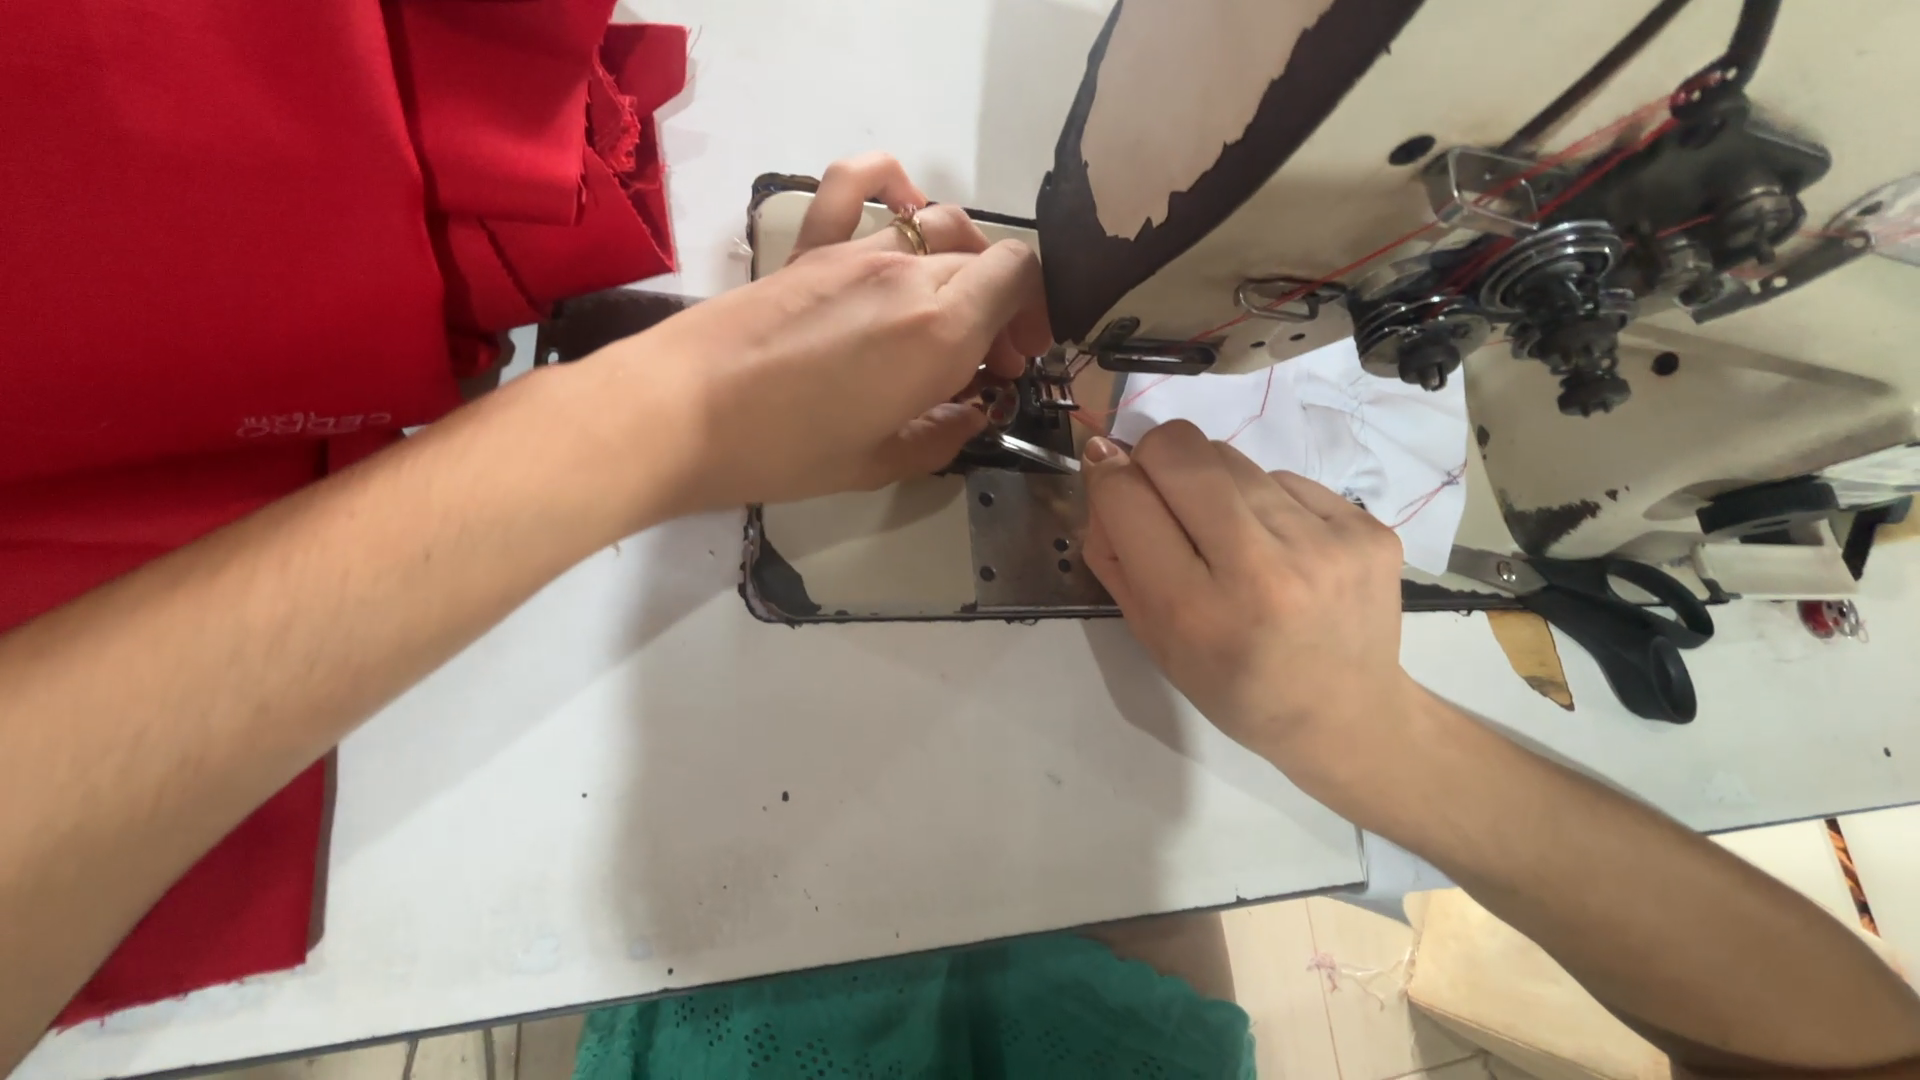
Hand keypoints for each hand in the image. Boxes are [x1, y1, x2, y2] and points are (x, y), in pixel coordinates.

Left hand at [588, 154, 1049, 516]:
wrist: (681, 414)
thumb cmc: (786, 452)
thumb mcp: (880, 465)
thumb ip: (942, 438)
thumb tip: (970, 415)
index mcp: (938, 332)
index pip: (1020, 274)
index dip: (1033, 311)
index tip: (1012, 360)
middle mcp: (908, 276)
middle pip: (983, 260)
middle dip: (998, 309)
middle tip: (978, 365)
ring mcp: (855, 252)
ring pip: (936, 228)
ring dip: (959, 266)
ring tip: (945, 313)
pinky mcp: (809, 246)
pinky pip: (855, 184)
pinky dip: (888, 182)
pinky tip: (900, 207)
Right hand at [1079, 421, 1417, 771]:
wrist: (1343, 715)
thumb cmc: (1230, 683)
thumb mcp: (1151, 636)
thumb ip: (1114, 552)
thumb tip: (1104, 465)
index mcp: (1196, 611)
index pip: (1126, 497)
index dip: (1106, 475)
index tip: (1110, 477)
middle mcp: (1262, 570)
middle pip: (1180, 450)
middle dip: (1153, 456)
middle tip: (1162, 490)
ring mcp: (1324, 544)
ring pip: (1230, 456)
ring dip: (1211, 482)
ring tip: (1229, 533)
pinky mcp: (1367, 528)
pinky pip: (1283, 477)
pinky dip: (1263, 500)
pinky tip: (1278, 545)